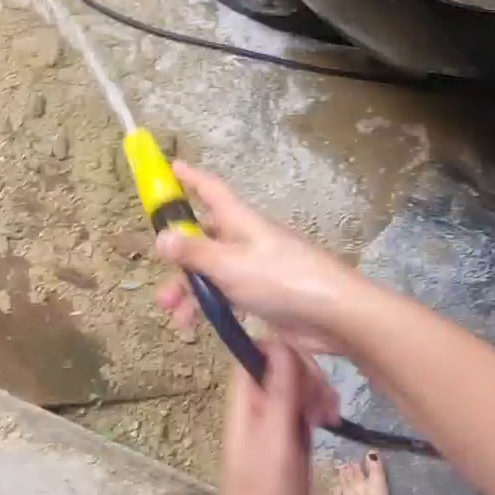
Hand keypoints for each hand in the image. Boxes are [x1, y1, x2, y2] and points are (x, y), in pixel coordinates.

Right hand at [154, 163, 369, 353]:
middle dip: (177, 261)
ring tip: (177, 318)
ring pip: (210, 272)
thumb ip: (194, 253)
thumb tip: (161, 237)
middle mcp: (244, 239)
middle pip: (202, 239)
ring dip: (189, 292)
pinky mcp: (261, 295)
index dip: (190, 178)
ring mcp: (253, 267)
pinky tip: (196, 326)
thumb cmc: (281, 278)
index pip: (210, 190)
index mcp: (238, 220)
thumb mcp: (229, 265)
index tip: (170, 168)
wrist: (333, 314)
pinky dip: (208, 307)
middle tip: (161, 287)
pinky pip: (224, 295)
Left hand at [215, 339, 338, 494]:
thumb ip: (279, 391)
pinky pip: (306, 405)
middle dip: (308, 376)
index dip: (287, 353)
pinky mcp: (290, 434)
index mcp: (244, 399)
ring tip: (330, 415)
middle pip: (284, 364)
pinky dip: (320, 408)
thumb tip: (281, 343)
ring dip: (318, 392)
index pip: (260, 350)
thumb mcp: (276, 442)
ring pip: (298, 384)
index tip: (309, 373)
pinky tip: (331, 421)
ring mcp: (274, 418)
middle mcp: (257, 402)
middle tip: (324, 402)